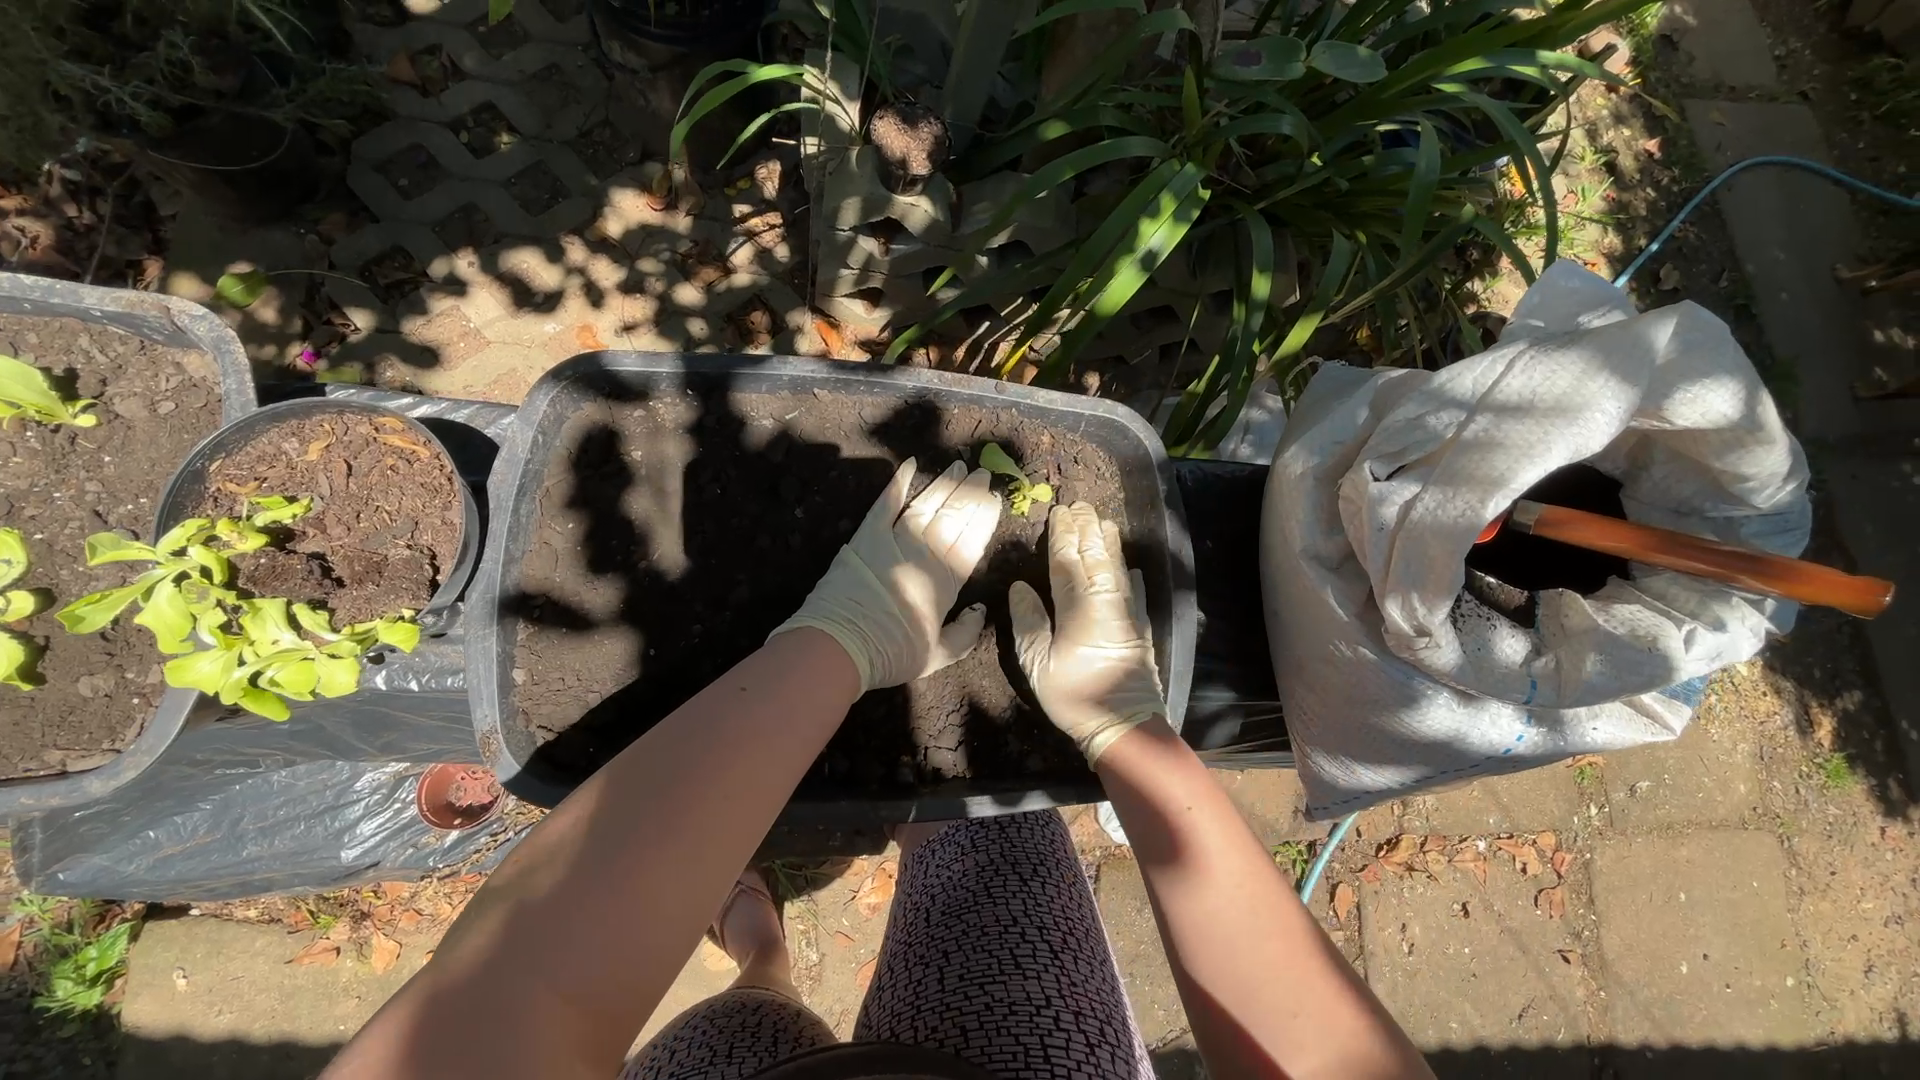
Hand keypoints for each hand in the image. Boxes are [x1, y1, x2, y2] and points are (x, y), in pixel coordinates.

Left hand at [772, 458, 999, 691]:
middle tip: (982, 472)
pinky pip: (885, 503)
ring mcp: (896, 540)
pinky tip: (910, 465)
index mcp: (948, 581)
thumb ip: (965, 633)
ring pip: (927, 504)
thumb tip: (979, 610)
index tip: (994, 498)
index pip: (973, 540)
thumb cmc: (892, 654)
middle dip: (971, 492)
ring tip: (959, 466)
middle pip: (955, 515)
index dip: (985, 517)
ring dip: (945, 484)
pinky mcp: (867, 536)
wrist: (841, 646)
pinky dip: (898, 483)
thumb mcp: (939, 656)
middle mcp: (926, 553)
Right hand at [1008, 502, 1164, 764]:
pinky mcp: (1140, 628)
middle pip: (1095, 558)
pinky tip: (1130, 565)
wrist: (1126, 725)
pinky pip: (1134, 592)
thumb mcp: (1038, 665)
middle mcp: (1104, 603)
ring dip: (1108, 543)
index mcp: (1077, 610)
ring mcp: (1126, 614)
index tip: (1060, 512)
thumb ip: (1030, 622)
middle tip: (1081, 505)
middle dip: (1087, 530)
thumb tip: (1019, 587)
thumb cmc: (1075, 697)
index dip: (1063, 536)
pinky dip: (1131, 574)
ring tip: (1103, 520)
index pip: (1067, 563)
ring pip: (1116, 569)